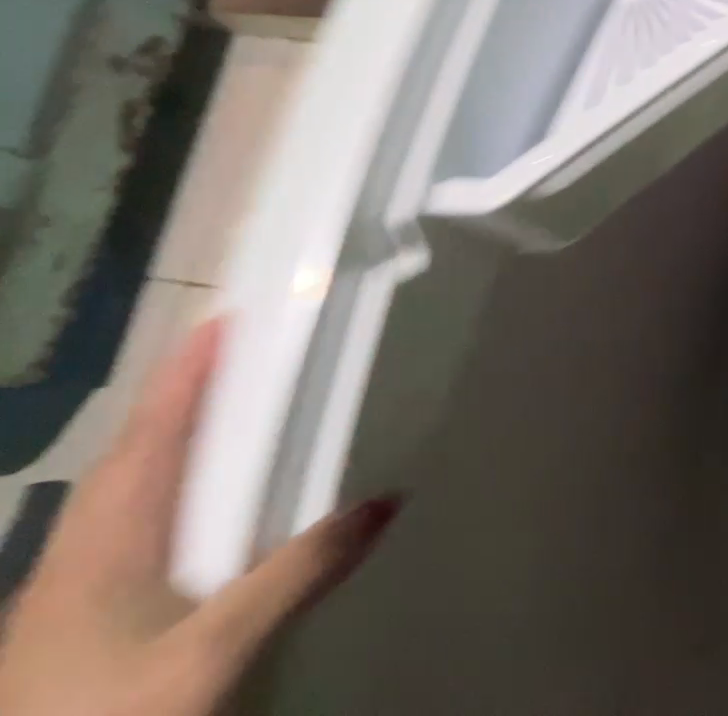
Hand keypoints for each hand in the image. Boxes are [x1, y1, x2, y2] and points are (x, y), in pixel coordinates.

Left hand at [0, 320, 397, 715]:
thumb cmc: (107, 711)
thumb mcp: (215, 650)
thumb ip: (301, 573)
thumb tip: (387, 500)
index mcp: (107, 542)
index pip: (152, 436)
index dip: (186, 376)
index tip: (224, 321)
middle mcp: (80, 550)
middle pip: (132, 453)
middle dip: (179, 397)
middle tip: (236, 356)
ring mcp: (68, 584)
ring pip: (121, 488)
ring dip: (168, 438)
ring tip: (221, 412)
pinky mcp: (72, 614)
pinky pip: (123, 521)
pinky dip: (163, 484)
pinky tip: (192, 505)